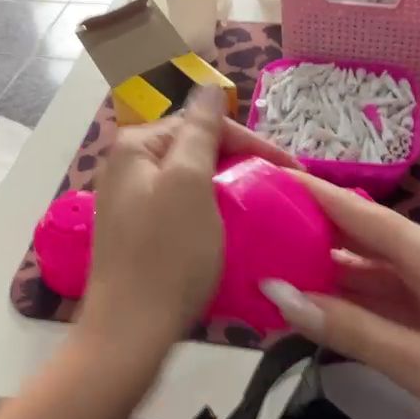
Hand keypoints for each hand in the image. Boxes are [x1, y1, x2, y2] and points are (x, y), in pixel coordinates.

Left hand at [77, 86, 299, 358]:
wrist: (129, 333)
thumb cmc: (167, 255)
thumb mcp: (189, 183)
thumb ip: (200, 129)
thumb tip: (208, 85)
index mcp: (136, 146)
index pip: (203, 124)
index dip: (251, 143)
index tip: (294, 170)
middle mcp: (126, 166)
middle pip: (196, 149)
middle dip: (240, 164)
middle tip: (282, 189)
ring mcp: (129, 201)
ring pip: (191, 180)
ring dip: (228, 188)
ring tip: (263, 208)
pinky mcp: (137, 234)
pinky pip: (182, 208)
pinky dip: (210, 213)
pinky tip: (231, 230)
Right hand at [260, 176, 419, 418]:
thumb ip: (348, 328)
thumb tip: (278, 293)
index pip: (357, 212)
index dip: (309, 191)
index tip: (264, 173)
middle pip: (362, 232)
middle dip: (309, 229)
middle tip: (252, 226)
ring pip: (375, 261)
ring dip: (329, 265)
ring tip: (271, 261)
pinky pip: (394, 285)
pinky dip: (357, 291)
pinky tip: (320, 298)